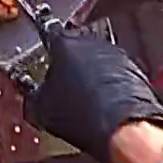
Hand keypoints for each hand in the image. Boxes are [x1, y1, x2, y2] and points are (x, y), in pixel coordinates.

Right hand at [23, 23, 162, 161]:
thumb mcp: (42, 108)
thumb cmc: (84, 115)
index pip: (47, 30)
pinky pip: (114, 71)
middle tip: (62, 82)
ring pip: (95, 58)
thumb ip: (31, 92)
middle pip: (73, 45)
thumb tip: (28, 92)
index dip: (43, 41)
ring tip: (85, 97)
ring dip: (90, 71)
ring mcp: (113, 53)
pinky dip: (108, 83)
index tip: (42, 46)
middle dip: (68, 60)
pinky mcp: (133, 69)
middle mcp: (89, 41)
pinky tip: (103, 103)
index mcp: (63, 42)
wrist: (125, 131)